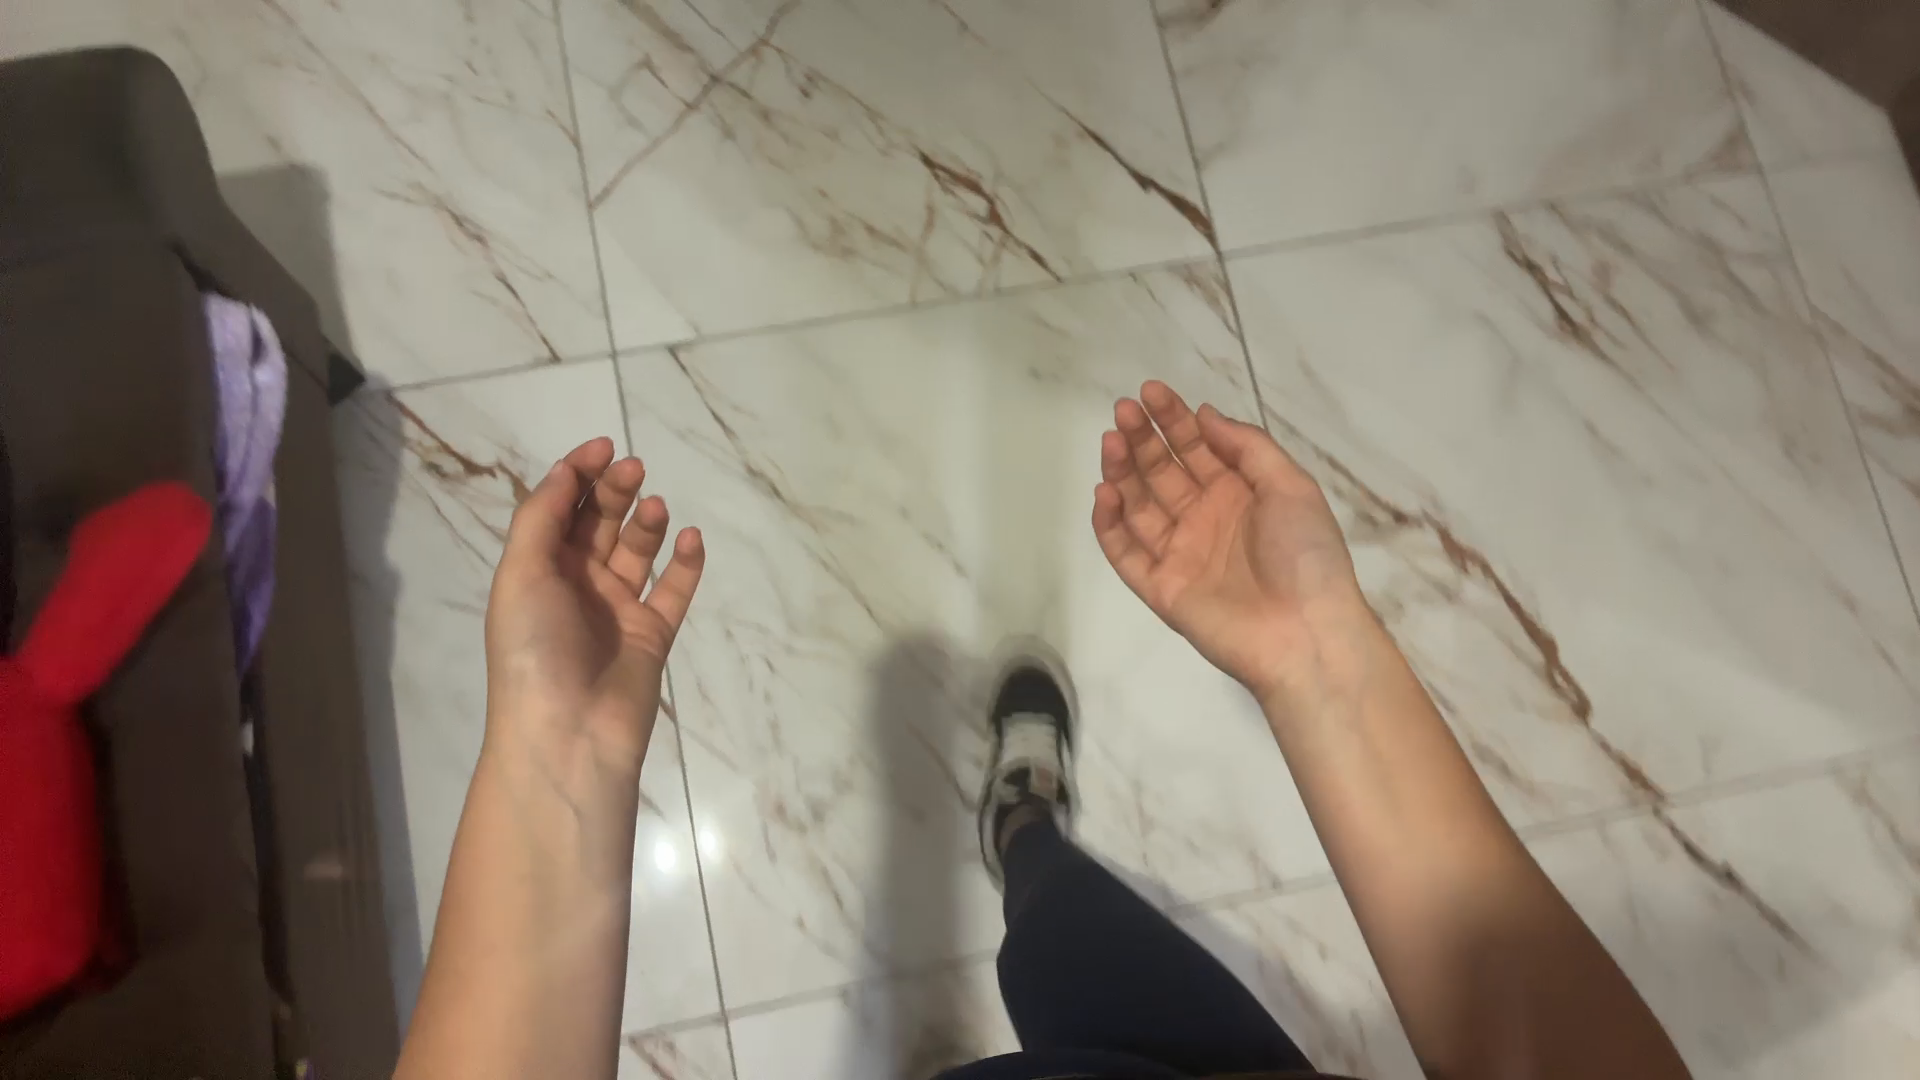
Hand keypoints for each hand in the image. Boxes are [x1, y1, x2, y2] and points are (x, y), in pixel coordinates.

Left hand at [483, 437, 704, 789]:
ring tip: (657, 507)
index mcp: (537, 572)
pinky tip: (691, 538)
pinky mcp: (654, 633)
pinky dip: (685, 563)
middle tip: (634, 469)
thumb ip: (544, 519)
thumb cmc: (535, 649)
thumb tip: (567, 471)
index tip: (604, 447)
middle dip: (614, 492)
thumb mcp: (522, 575)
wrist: (570, 731)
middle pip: (598, 525)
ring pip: (637, 553)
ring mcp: (618, 610)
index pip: (558, 511)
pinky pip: (674, 590)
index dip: (577, 475)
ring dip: (646, 525)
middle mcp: (576, 586)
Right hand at [1091, 382, 1366, 701]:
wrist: (1304, 632)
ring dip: (1122, 472)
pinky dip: (1110, 524)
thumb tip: (1205, 416)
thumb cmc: (1305, 555)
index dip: (1172, 420)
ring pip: (1138, 506)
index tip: (1150, 393)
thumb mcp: (1291, 487)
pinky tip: (1105, 494)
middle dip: (1142, 439)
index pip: (1195, 449)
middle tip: (1122, 410)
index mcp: (1236, 494)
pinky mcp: (1159, 587)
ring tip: (1111, 442)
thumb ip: (1247, 448)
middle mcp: (1203, 519)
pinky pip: (1126, 552)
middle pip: (1162, 472)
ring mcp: (1178, 553)